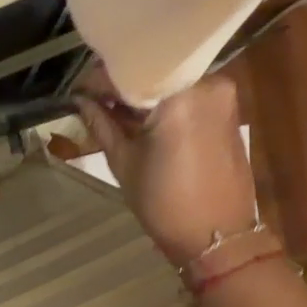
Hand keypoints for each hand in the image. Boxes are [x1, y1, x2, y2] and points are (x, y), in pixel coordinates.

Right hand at [73, 65, 258, 265]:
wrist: (216, 234)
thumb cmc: (164, 202)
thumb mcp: (124, 161)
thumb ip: (102, 123)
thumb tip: (80, 100)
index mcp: (179, 95)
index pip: (131, 72)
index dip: (99, 80)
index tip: (78, 92)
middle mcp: (207, 83)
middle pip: (154, 73)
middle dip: (122, 85)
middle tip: (94, 101)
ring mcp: (222, 95)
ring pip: (171, 83)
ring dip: (143, 96)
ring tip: (115, 113)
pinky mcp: (228, 109)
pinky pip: (188, 95)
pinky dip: (164, 104)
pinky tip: (142, 121)